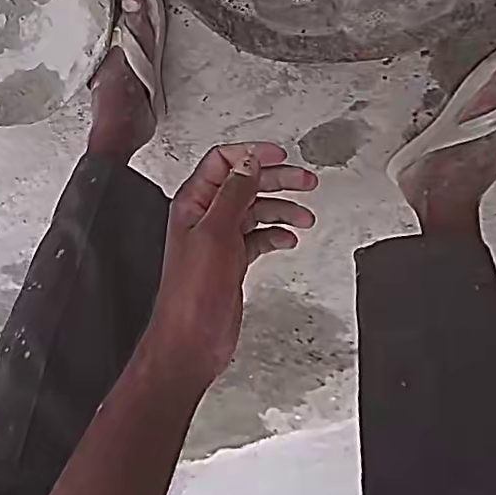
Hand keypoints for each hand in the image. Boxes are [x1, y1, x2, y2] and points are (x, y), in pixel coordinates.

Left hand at [137, 142, 317, 390]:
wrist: (191, 340)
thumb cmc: (192, 292)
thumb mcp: (216, 232)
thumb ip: (234, 193)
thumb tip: (249, 161)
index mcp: (193, 202)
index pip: (222, 161)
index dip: (251, 154)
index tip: (280, 155)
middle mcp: (205, 216)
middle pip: (244, 183)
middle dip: (276, 179)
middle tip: (305, 180)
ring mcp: (218, 238)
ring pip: (254, 210)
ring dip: (281, 209)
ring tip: (305, 215)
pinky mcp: (231, 259)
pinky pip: (257, 236)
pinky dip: (274, 234)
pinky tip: (288, 238)